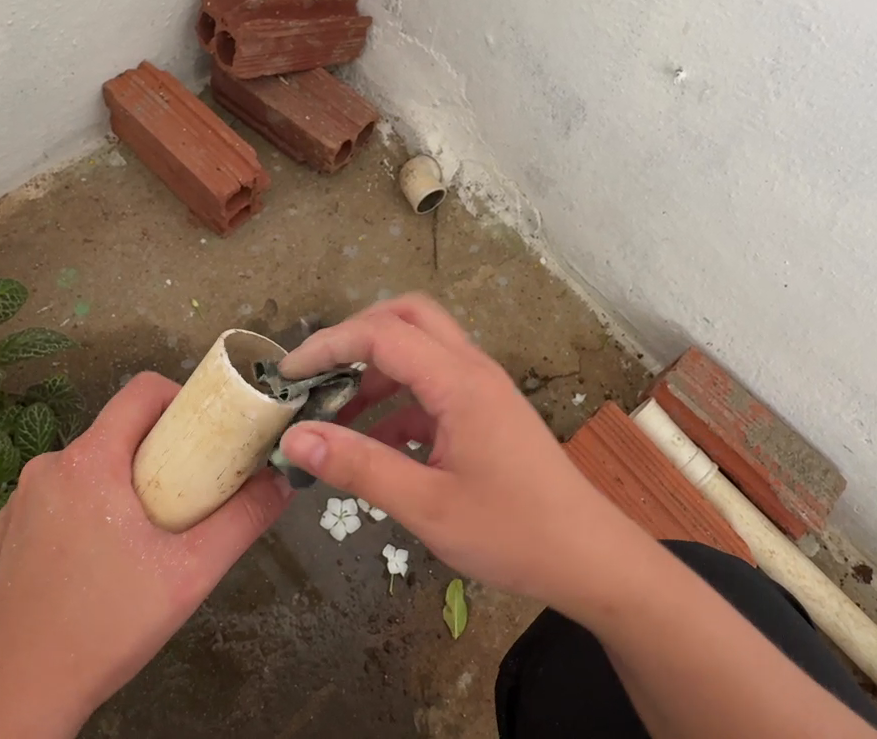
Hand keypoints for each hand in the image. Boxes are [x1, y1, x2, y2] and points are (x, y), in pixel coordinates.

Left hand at [0, 372, 291, 737]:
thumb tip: (283, 480)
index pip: (143, 391)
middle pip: (118, 433)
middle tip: (189, 499)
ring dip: (123, 487)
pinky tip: (96, 572)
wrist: (7, 706)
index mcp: (89, 462)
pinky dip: (86, 517)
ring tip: (146, 543)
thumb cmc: (103, 629)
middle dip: (160, 454)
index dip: (184, 400)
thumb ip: (244, 519)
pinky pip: (57, 504)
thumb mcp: (191, 575)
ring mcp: (16, 505)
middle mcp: (47, 469)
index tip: (208, 438)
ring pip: (88, 470)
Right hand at [278, 295, 637, 609]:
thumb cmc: (512, 532)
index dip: (329, 345)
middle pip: (407, 318)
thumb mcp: (427, 505)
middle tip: (317, 375)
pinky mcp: (486, 414)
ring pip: (421, 352)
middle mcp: (472, 371)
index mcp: (460, 382)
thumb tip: (295, 438)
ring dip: (376, 372)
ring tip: (333, 416)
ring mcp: (483, 391)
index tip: (287, 373)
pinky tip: (376, 447)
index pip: (382, 335)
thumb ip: (359, 468)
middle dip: (355, 336)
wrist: (589, 557)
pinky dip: (398, 404)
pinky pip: (434, 388)